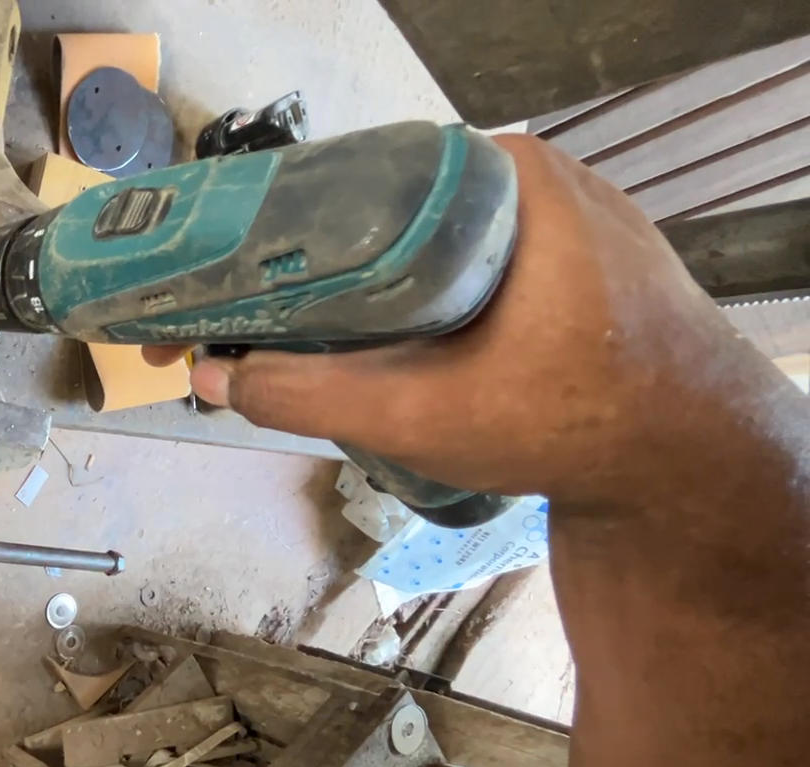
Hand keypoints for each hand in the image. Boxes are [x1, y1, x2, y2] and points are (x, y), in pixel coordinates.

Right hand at [153, 134, 797, 514]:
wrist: (684, 462)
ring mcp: (523, 221)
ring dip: (316, 290)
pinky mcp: (526, 262)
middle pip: (354, 216)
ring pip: (382, 245)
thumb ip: (300, 396)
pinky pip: (414, 267)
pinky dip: (362, 300)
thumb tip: (205, 377)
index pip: (341, 183)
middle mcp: (508, 183)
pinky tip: (330, 343)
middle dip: (276, 270)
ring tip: (259, 337)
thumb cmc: (565, 424)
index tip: (207, 280)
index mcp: (495, 181)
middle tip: (219, 319)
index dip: (260, 235)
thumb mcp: (412, 415)